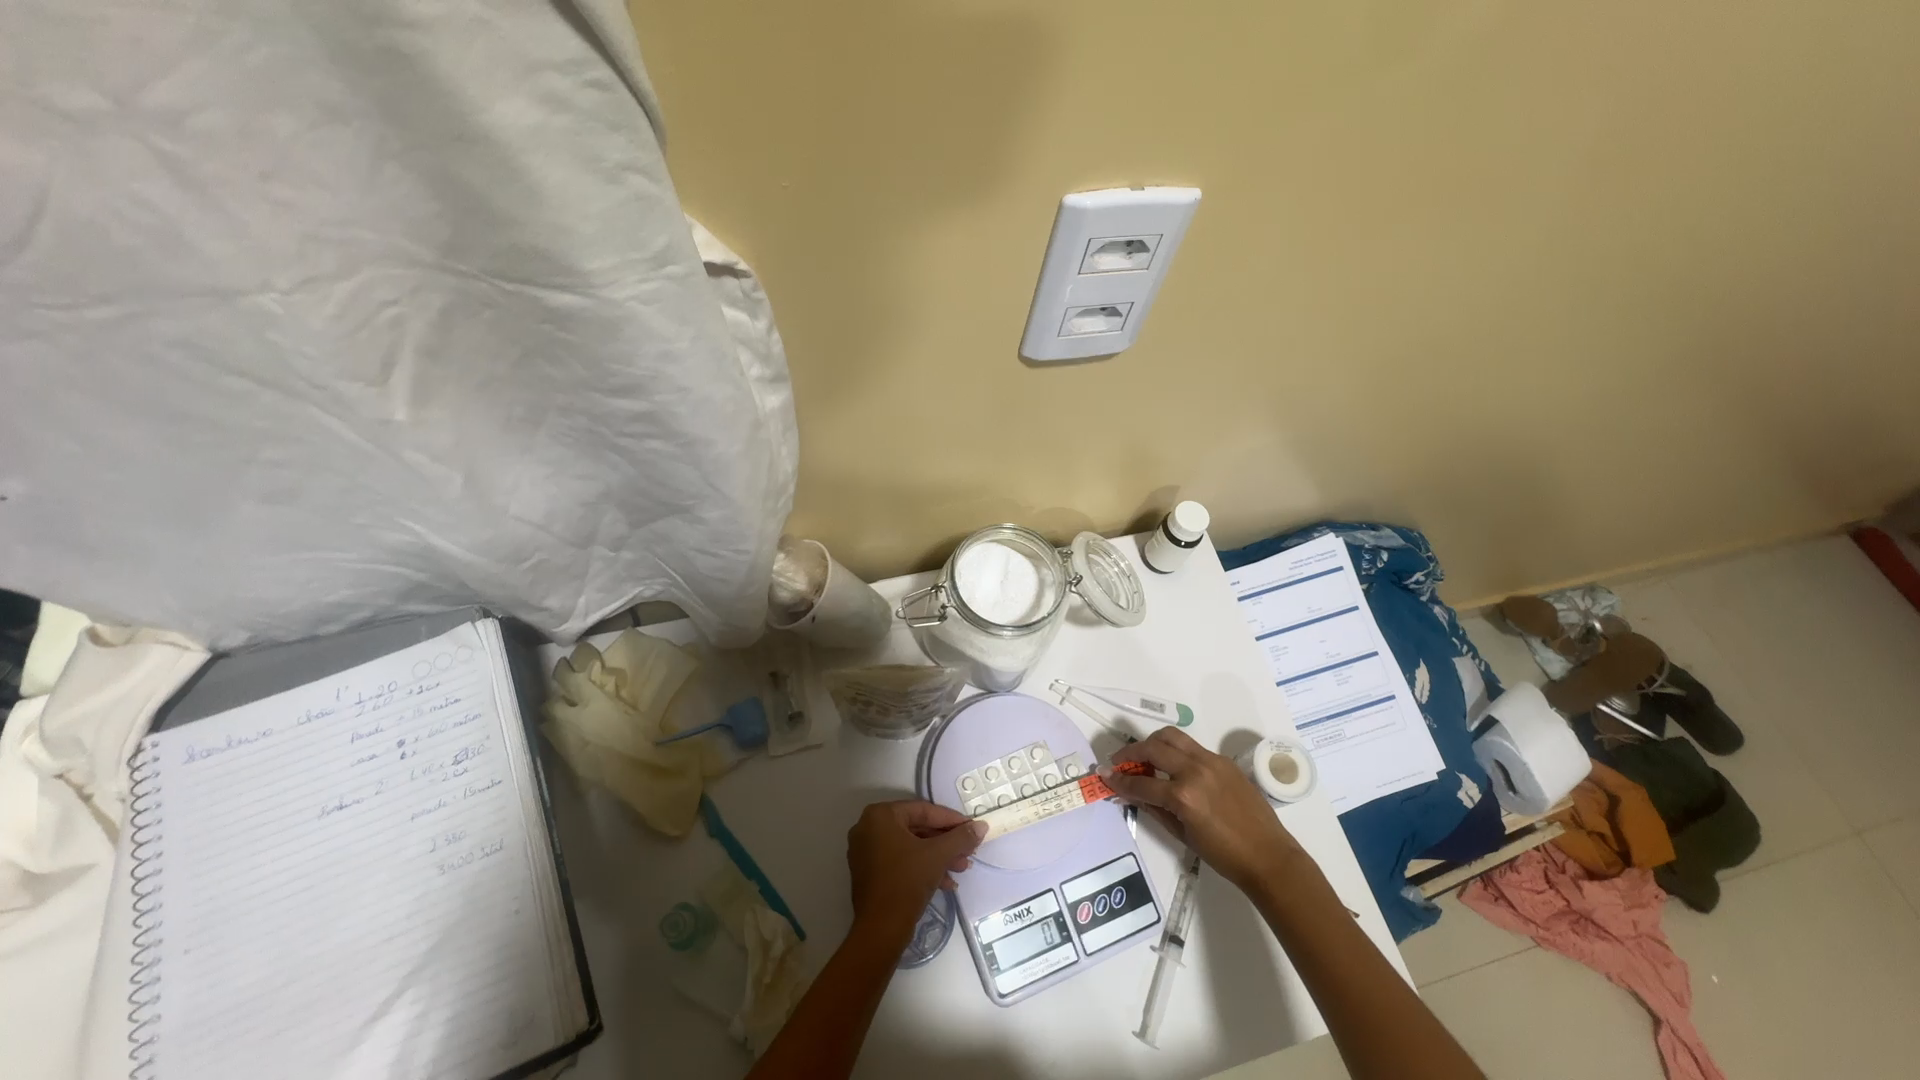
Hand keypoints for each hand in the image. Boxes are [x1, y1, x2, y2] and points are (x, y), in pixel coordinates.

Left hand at [846, 800, 985, 937]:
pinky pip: (901, 862)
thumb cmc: (907, 880)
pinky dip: (923, 868)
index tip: (972, 828)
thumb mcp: (938, 855)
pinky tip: (947, 883)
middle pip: (917, 829)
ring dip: (939, 857)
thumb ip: (961, 837)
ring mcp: (867, 851)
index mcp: (880, 816)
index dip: (952, 820)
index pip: (923, 811)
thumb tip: (981, 826)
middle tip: (970, 850)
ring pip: (911, 847)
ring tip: (963, 868)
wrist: (880, 928)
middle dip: (946, 842)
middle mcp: (869, 828)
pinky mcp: (870, 873)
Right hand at [1102, 728, 1303, 891]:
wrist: (1268, 855)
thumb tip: (1131, 794)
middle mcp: (1195, 771)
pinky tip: (1172, 766)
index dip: (1119, 780)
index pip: (1141, 782)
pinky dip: (1175, 750)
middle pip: (1153, 748)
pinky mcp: (1223, 761)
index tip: (1104, 776)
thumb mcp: (1182, 835)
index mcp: (1183, 796)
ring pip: (1172, 736)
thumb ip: (1154, 809)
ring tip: (1143, 756)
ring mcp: (1211, 762)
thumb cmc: (1223, 854)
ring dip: (1152, 743)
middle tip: (1119, 762)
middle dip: (1130, 753)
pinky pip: (1191, 747)